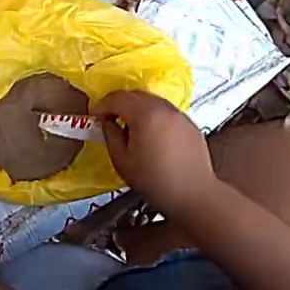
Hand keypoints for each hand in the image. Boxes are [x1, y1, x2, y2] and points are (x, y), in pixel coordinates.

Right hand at [95, 91, 218, 217]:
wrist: (194, 194)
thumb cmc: (154, 181)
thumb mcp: (122, 161)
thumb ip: (111, 136)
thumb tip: (107, 122)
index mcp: (145, 115)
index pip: (118, 98)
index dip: (103, 104)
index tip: (94, 114)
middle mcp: (164, 108)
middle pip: (137, 95)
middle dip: (119, 103)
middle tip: (109, 117)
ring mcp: (180, 115)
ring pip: (153, 102)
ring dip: (137, 108)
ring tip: (129, 126)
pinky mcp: (190, 124)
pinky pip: (167, 112)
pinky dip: (154, 116)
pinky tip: (151, 134)